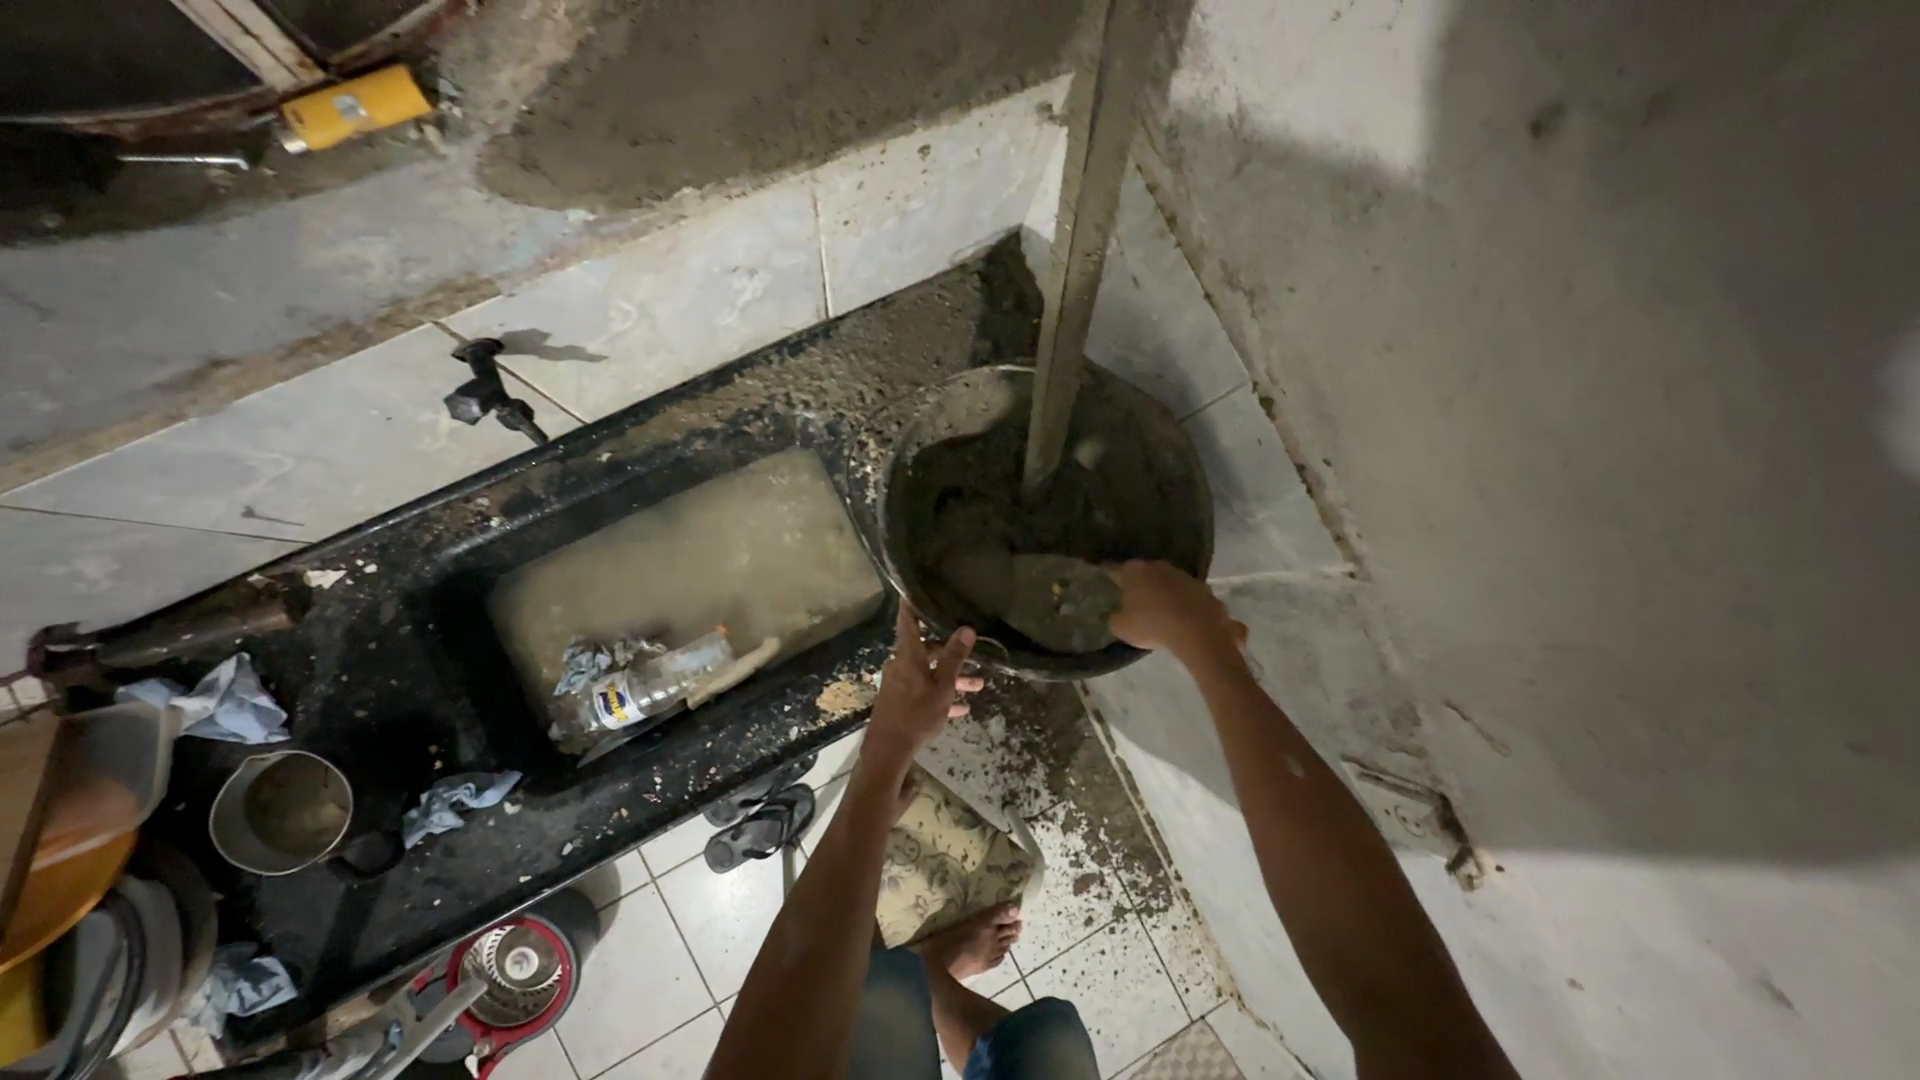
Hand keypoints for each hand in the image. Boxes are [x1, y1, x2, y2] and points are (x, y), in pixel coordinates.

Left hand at [861, 604, 980, 774]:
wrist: (888, 750)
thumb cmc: (916, 713)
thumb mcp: (942, 686)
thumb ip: (955, 657)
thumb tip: (967, 628)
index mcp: (908, 654)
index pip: (907, 619)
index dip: (912, 602)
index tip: (917, 588)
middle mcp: (901, 664)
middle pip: (927, 649)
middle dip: (951, 652)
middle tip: (973, 650)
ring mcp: (899, 683)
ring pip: (929, 672)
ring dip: (951, 677)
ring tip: (978, 685)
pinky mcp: (900, 700)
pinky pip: (924, 690)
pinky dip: (941, 695)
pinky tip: (961, 708)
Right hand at [1106, 560, 1246, 660]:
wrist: (1198, 631)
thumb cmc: (1152, 624)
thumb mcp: (1121, 627)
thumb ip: (1115, 617)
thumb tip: (1117, 615)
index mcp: (1133, 571)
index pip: (1113, 569)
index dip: (1106, 574)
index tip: (1101, 576)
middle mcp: (1157, 566)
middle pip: (1142, 572)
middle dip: (1137, 582)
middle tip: (1131, 596)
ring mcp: (1183, 575)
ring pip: (1166, 581)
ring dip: (1162, 591)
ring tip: (1158, 609)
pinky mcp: (1203, 588)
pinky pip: (1186, 595)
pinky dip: (1182, 603)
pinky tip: (1181, 618)